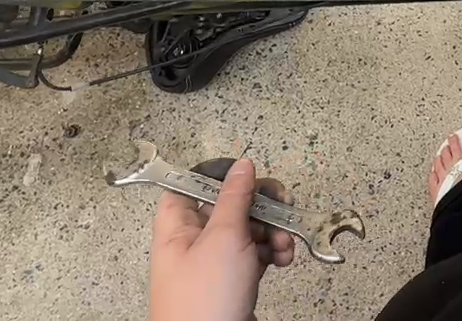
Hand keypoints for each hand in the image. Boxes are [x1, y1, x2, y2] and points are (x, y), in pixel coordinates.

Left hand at [148, 157, 295, 320]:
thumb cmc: (207, 297)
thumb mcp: (224, 237)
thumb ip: (235, 196)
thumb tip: (242, 164)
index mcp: (177, 230)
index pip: (187, 188)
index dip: (212, 176)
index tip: (244, 173)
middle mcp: (193, 243)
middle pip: (228, 205)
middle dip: (260, 205)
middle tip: (281, 203)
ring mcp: (214, 264)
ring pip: (247, 228)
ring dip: (272, 230)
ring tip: (284, 244)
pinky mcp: (233, 281)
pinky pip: (256, 253)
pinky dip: (273, 251)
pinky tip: (284, 258)